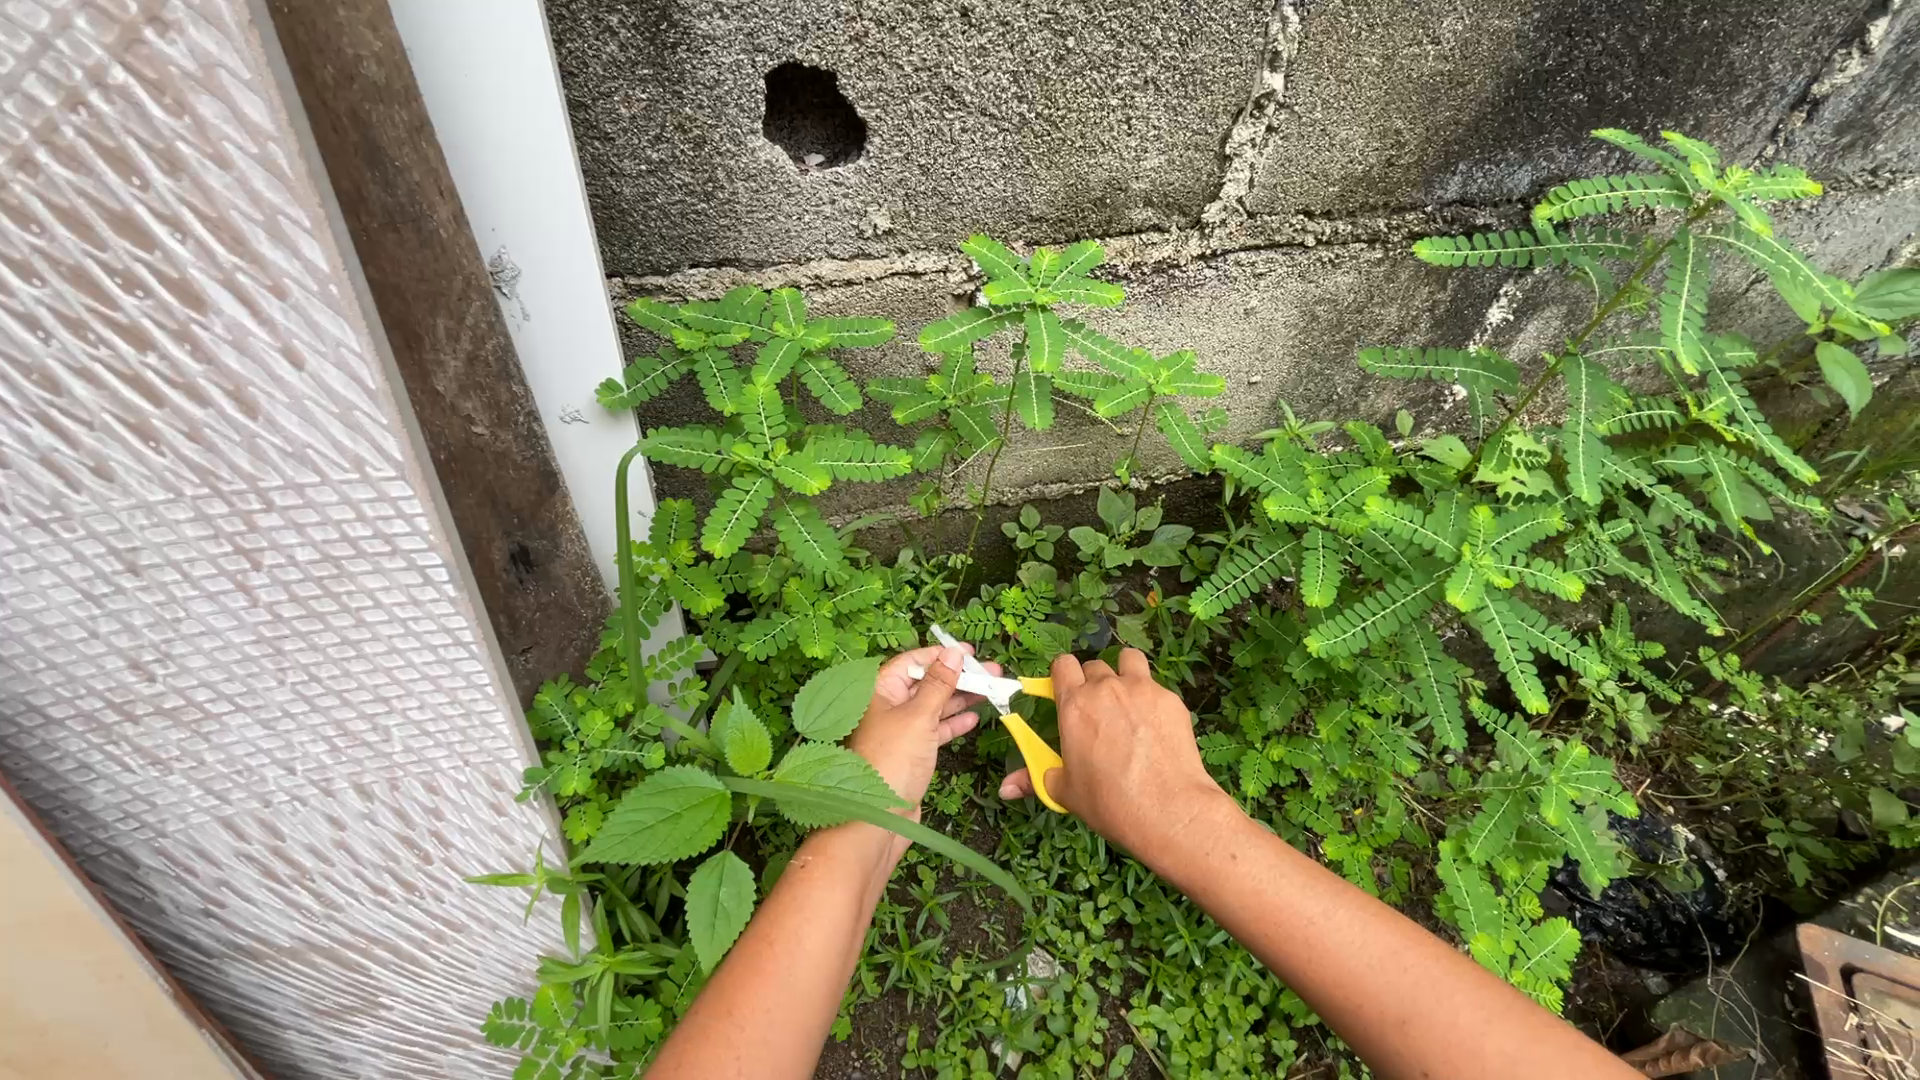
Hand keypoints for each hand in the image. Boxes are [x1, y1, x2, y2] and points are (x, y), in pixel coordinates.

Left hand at [847, 644, 997, 806]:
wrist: (878, 820)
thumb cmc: (893, 761)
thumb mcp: (919, 716)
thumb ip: (939, 683)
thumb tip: (953, 653)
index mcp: (879, 690)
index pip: (913, 661)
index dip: (941, 654)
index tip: (970, 652)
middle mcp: (887, 706)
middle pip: (926, 682)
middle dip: (957, 676)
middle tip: (990, 671)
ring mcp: (899, 731)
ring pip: (933, 706)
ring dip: (960, 698)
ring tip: (990, 690)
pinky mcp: (910, 753)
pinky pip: (934, 730)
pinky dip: (953, 723)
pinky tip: (973, 718)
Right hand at [998, 649, 1230, 863]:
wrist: (1168, 810)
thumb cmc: (1110, 802)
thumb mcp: (1066, 791)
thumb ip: (1034, 779)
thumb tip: (1006, 788)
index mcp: (1074, 704)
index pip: (1062, 665)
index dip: (1063, 676)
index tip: (1067, 694)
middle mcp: (1105, 687)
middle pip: (1094, 665)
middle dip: (1093, 682)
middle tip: (1098, 712)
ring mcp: (1141, 689)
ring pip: (1128, 660)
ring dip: (1124, 673)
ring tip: (1128, 700)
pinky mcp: (1170, 699)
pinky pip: (1156, 687)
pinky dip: (1152, 699)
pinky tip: (1156, 727)